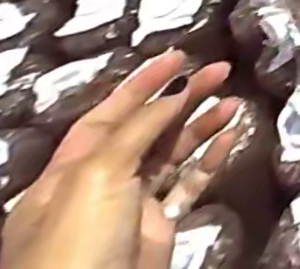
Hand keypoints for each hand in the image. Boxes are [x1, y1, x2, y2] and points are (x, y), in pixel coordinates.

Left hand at [1, 50, 240, 268]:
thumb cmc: (76, 244)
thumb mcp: (97, 177)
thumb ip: (137, 130)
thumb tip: (175, 92)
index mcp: (65, 177)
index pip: (105, 118)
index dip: (141, 84)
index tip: (179, 54)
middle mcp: (96, 187)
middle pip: (144, 130)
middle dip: (182, 97)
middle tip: (221, 69)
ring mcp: (128, 209)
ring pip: (171, 154)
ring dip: (202, 124)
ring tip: (234, 102)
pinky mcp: (157, 227)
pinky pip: (188, 182)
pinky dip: (210, 157)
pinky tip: (231, 137)